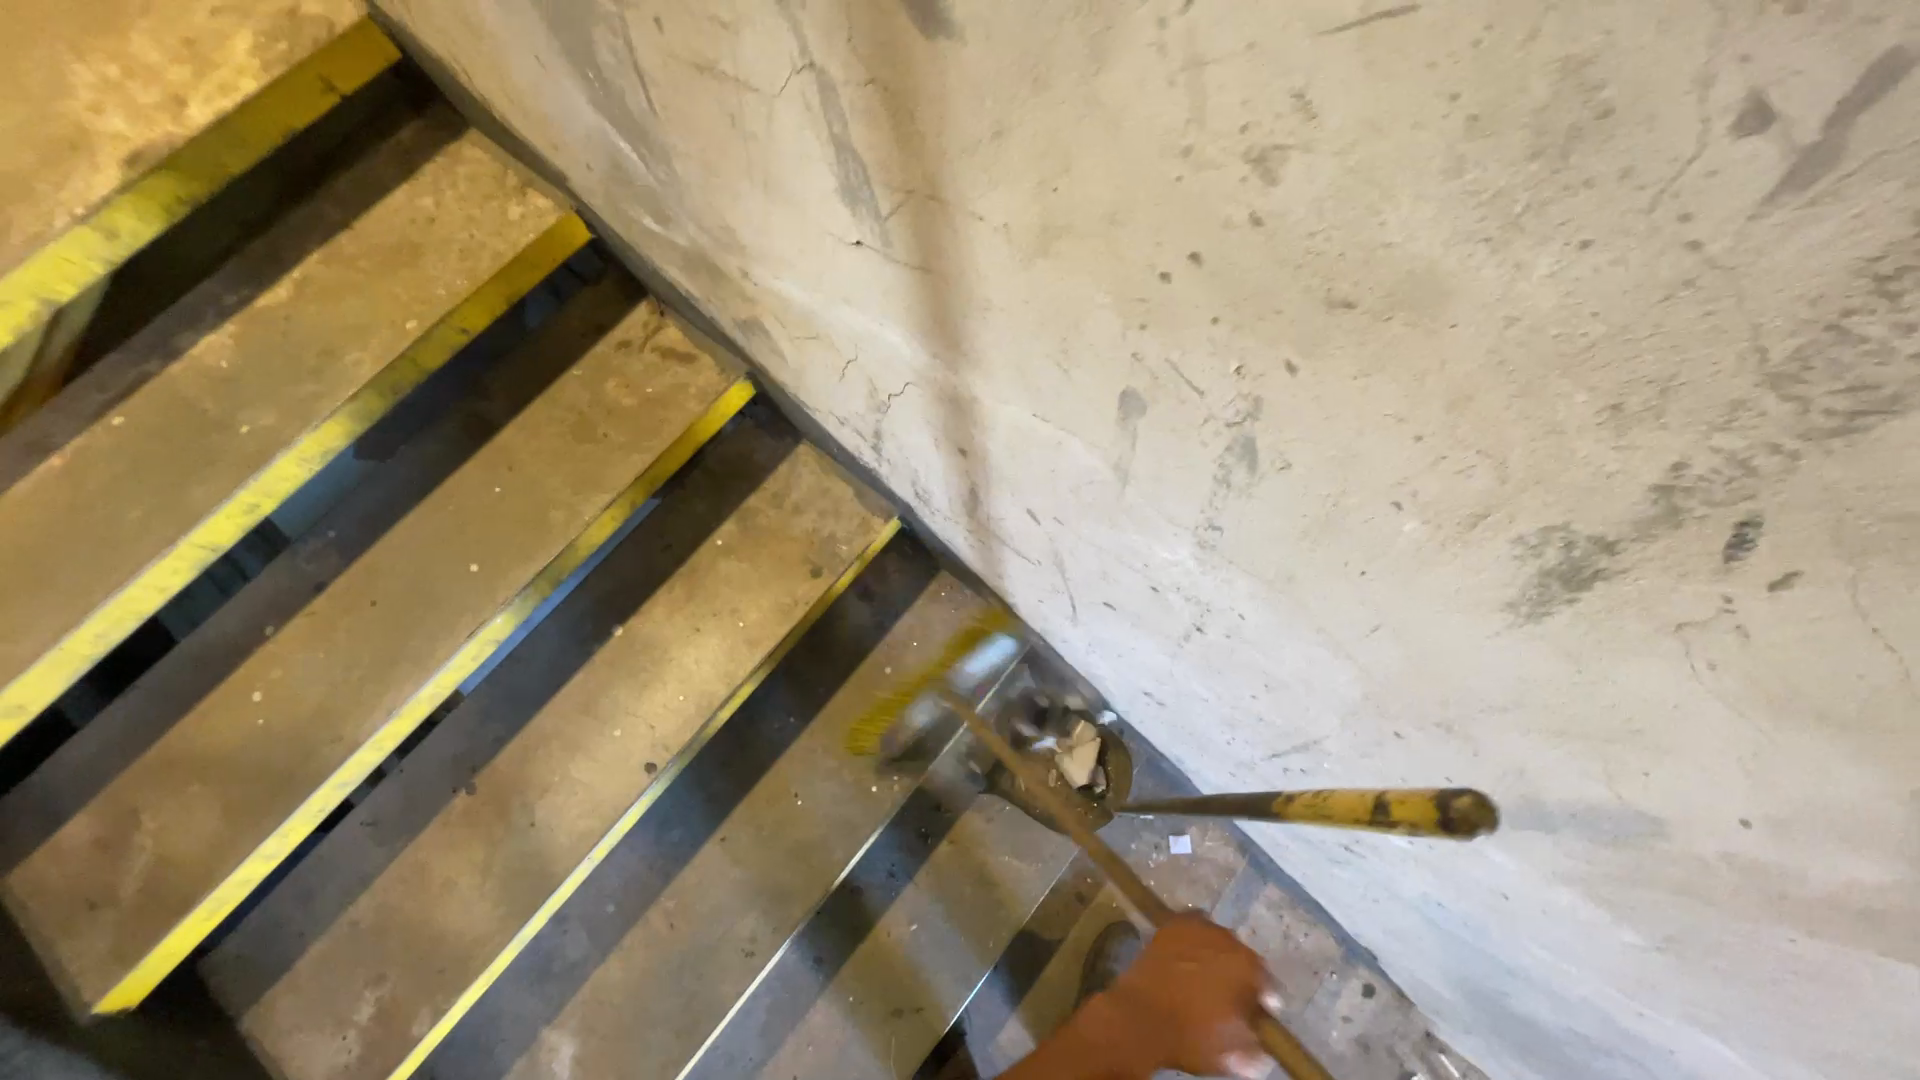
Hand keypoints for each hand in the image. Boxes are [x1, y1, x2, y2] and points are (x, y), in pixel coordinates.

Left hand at [1101, 913, 1280, 1078]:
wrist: (1141, 1015)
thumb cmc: (1191, 1036)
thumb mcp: (1231, 1055)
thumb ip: (1254, 1050)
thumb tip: (1261, 1050)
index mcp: (1249, 968)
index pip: (1267, 983)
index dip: (1264, 1000)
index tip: (1258, 1013)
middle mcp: (1228, 939)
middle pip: (1243, 957)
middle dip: (1240, 975)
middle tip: (1230, 995)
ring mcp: (1198, 927)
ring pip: (1218, 940)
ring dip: (1218, 955)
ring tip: (1207, 975)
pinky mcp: (1172, 924)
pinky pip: (1193, 927)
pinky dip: (1194, 940)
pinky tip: (1189, 955)